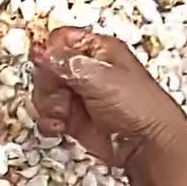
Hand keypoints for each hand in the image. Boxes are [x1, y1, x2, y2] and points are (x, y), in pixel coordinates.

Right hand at [30, 27, 186, 170]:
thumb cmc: (139, 107)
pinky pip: (47, 114)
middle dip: (48, 84)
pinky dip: (49, 121)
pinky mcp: (73, 118)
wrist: (147, 145)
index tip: (50, 67)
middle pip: (46, 68)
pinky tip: (61, 126)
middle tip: (63, 94)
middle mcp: (86, 70)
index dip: (50, 54)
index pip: (59, 40)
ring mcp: (79, 95)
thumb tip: (39, 52)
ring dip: (49, 105)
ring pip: (44, 92)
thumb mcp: (99, 78)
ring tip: (65, 113)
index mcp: (97, 50)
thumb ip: (65, 63)